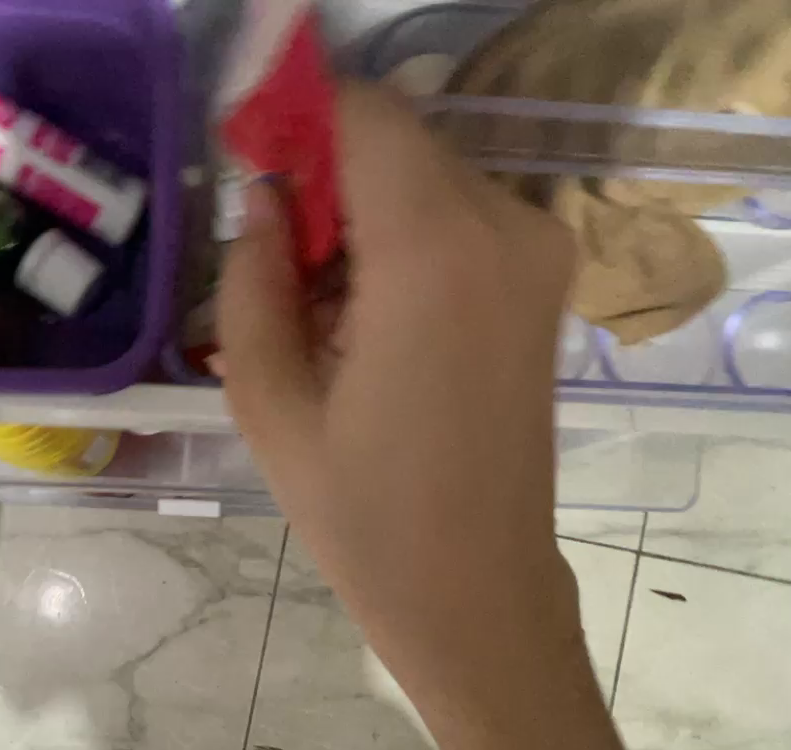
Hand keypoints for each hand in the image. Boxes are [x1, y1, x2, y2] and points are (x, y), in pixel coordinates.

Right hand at [215, 83, 582, 719]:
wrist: (475, 595)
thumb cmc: (364, 519)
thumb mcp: (271, 406)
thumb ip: (251, 283)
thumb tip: (260, 205)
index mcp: (435, 252)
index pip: (360, 114)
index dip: (293, 125)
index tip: (246, 179)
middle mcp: (508, 227)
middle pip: (395, 146)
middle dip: (322, 188)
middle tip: (274, 278)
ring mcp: (540, 255)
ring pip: (424, 186)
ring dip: (358, 228)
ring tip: (319, 327)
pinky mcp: (544, 289)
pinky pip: (458, 227)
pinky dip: (402, 253)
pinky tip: (369, 335)